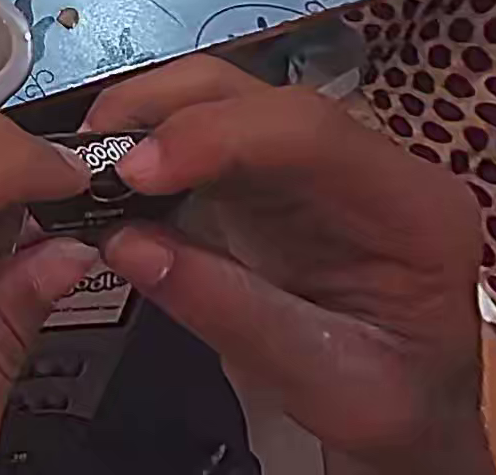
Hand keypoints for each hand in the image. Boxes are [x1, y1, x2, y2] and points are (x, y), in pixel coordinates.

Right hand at [84, 55, 492, 474]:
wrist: (404, 407)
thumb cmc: (392, 405)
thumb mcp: (330, 389)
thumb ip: (228, 312)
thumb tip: (122, 241)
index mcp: (406, 201)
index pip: (301, 128)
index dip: (210, 134)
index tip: (134, 173)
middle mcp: (353, 151)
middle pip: (241, 88)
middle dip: (156, 108)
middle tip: (91, 155)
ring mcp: (297, 145)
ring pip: (205, 90)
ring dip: (138, 112)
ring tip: (90, 157)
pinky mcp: (253, 154)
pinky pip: (187, 119)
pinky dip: (139, 132)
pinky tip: (110, 162)